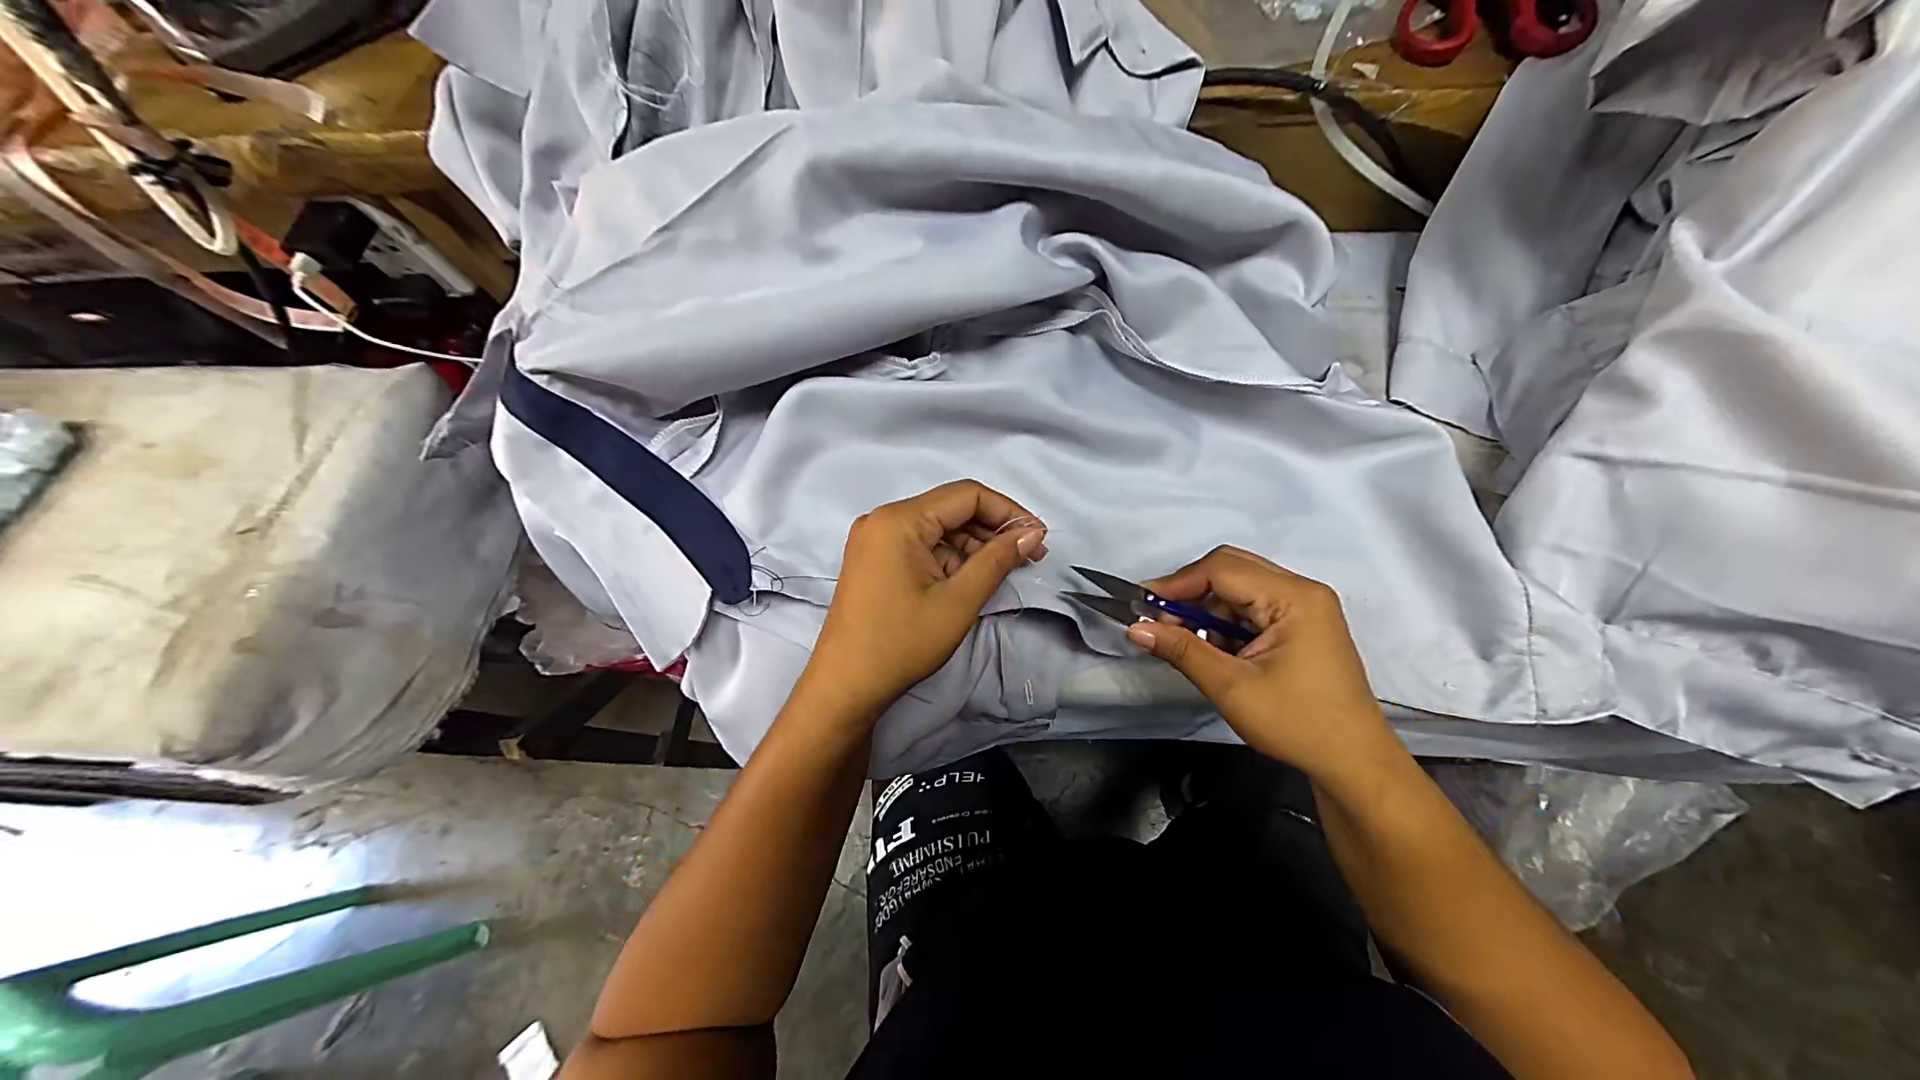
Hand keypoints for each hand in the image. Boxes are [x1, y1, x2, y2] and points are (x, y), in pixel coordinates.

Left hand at [802, 480, 1046, 718]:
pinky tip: (972, 579)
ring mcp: (875, 539)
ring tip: (1005, 571)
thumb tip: (1031, 533)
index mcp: (899, 520)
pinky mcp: (874, 559)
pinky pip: (921, 545)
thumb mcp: (958, 601)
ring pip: (938, 528)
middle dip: (993, 530)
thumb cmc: (901, 643)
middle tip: (1029, 557)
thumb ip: (998, 560)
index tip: (1038, 538)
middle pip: (952, 509)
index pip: (967, 495)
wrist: (846, 685)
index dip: (1008, 512)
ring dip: (974, 546)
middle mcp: (883, 519)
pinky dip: (950, 558)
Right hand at [1126, 546, 1404, 786]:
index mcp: (1294, 598)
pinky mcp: (1301, 625)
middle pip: (1230, 569)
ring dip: (1206, 609)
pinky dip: (1224, 622)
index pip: (1221, 569)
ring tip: (1183, 642)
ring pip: (1238, 588)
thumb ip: (1181, 650)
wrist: (1353, 762)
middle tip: (1159, 621)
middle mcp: (1302, 591)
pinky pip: (1251, 607)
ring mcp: (1305, 607)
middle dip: (1190, 592)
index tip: (1142, 604)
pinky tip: (1211, 648)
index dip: (1177, 583)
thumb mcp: (1231, 686)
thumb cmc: (1298, 724)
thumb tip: (1138, 628)